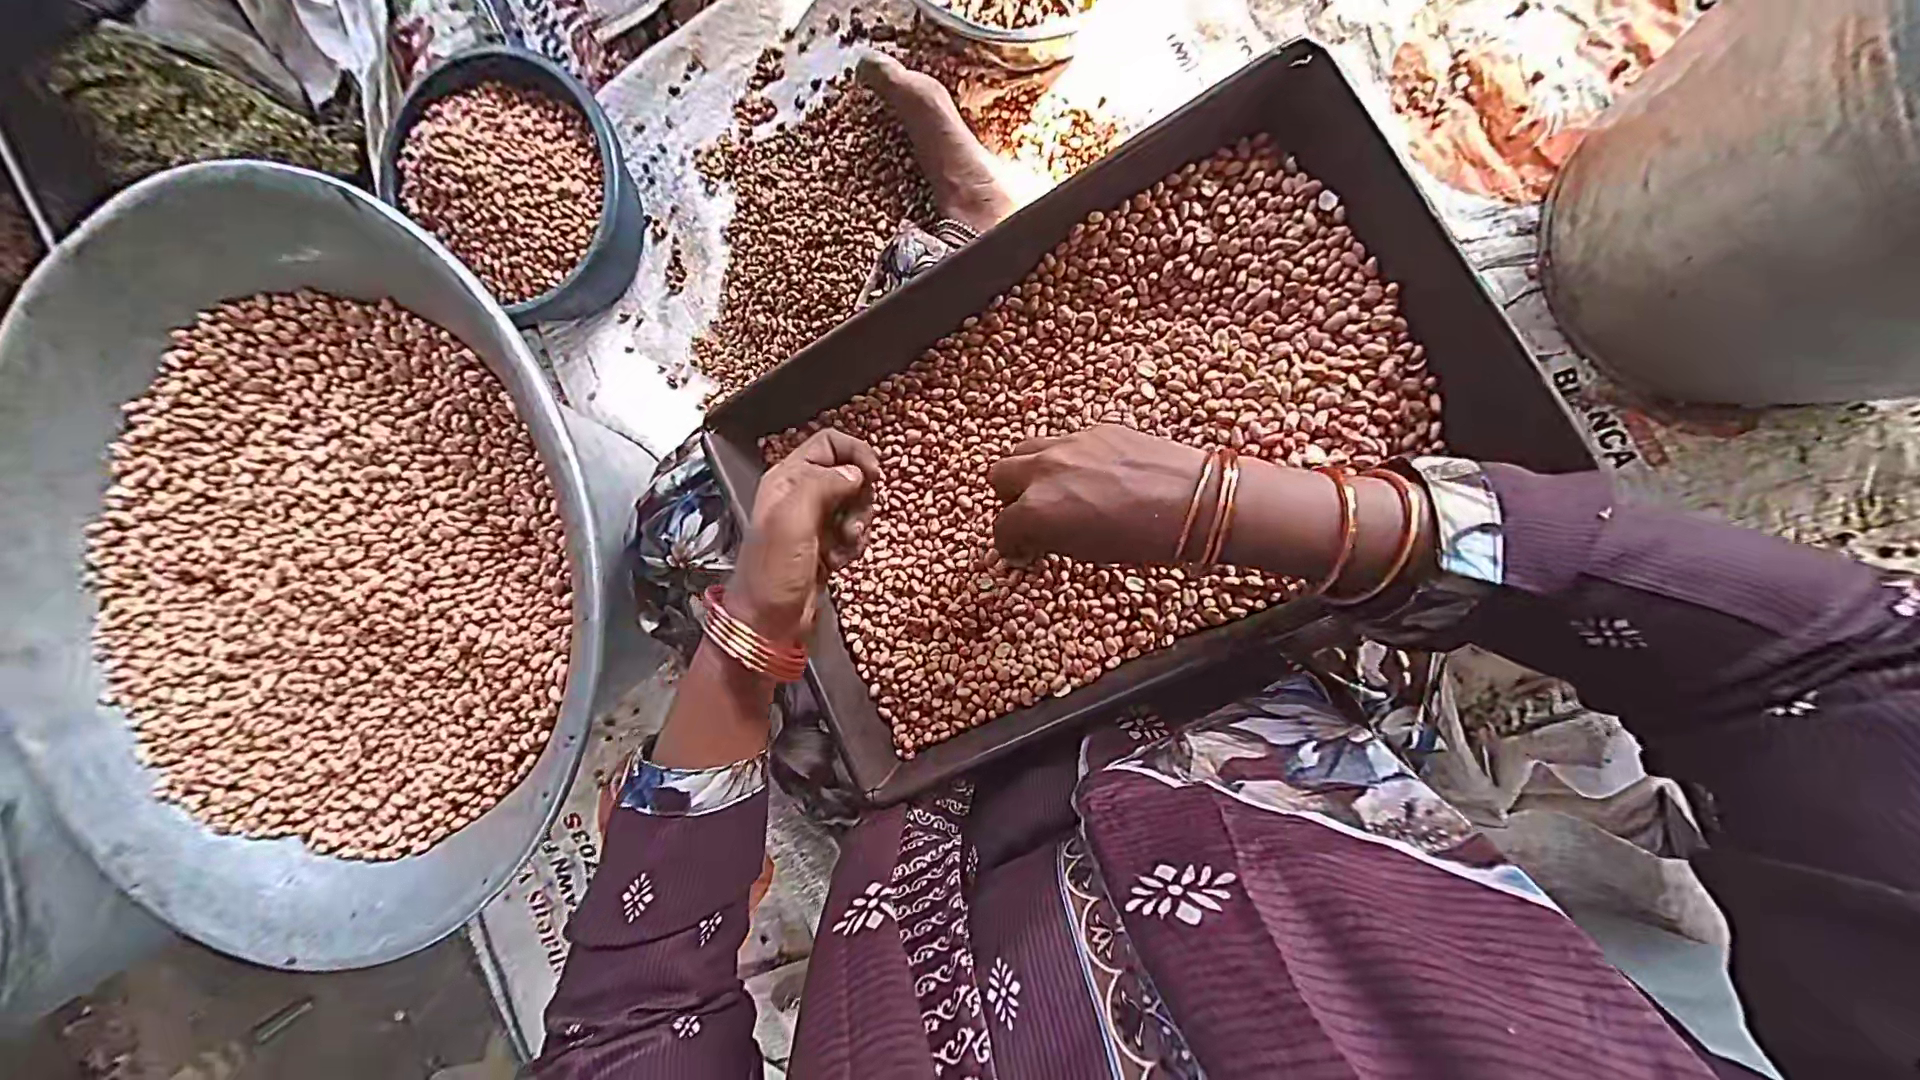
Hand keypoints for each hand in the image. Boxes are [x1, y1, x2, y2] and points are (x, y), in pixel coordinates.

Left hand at [728, 429, 881, 642]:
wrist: (768, 621)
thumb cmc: (774, 570)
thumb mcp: (793, 519)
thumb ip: (823, 485)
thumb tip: (856, 474)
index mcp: (788, 478)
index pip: (829, 443)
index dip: (856, 453)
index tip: (873, 476)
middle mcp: (802, 494)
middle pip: (850, 475)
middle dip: (861, 499)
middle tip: (851, 525)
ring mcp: (815, 521)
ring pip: (856, 506)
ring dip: (858, 527)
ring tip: (841, 549)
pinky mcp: (826, 545)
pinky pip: (854, 533)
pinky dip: (853, 547)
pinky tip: (837, 563)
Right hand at [988, 425, 1207, 564]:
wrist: (1194, 501)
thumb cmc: (1142, 539)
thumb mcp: (1085, 551)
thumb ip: (1048, 538)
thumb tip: (1032, 537)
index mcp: (1036, 508)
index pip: (1002, 525)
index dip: (1009, 541)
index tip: (1020, 548)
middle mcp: (1044, 470)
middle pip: (999, 475)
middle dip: (1009, 497)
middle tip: (1030, 513)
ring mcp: (1069, 443)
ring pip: (1024, 449)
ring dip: (1028, 470)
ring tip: (1052, 488)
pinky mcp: (1096, 428)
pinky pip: (1064, 440)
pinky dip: (1065, 457)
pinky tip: (1091, 473)